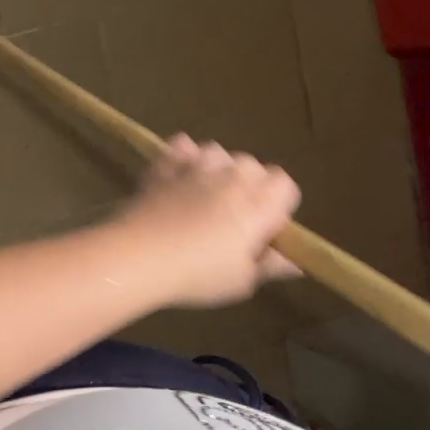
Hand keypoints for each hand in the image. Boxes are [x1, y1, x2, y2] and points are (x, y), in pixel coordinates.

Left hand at [115, 134, 301, 307]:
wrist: (136, 257)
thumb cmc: (195, 274)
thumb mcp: (239, 282)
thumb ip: (267, 267)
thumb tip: (293, 264)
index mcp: (258, 205)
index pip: (284, 185)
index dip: (276, 203)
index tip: (262, 226)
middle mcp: (230, 179)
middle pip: (251, 165)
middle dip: (247, 183)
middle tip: (231, 213)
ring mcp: (194, 170)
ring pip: (216, 151)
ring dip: (214, 166)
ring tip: (203, 191)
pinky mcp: (162, 169)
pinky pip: (177, 148)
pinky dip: (180, 154)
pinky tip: (177, 170)